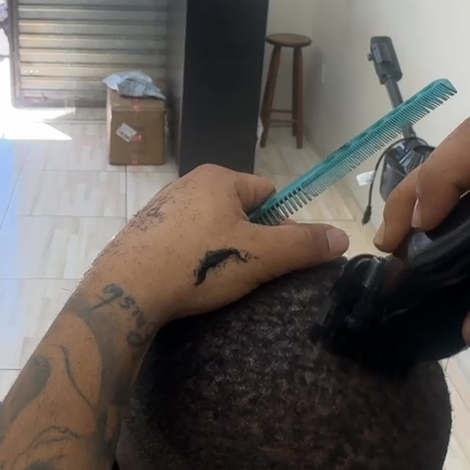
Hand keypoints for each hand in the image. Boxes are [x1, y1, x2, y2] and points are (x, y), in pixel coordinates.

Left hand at [86, 164, 349, 326]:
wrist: (127, 291)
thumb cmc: (197, 265)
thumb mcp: (259, 256)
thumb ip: (303, 245)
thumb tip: (342, 237)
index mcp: (218, 178)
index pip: (268, 194)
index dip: (280, 226)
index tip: (276, 258)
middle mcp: (188, 184)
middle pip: (239, 211)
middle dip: (249, 240)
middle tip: (248, 274)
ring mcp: (161, 208)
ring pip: (210, 228)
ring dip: (220, 251)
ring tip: (217, 282)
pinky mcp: (143, 233)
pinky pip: (183, 242)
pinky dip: (192, 259)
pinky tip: (190, 282)